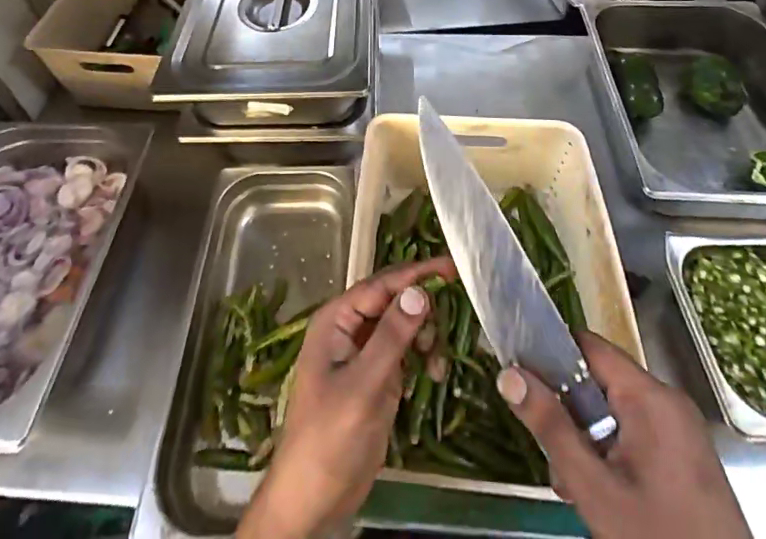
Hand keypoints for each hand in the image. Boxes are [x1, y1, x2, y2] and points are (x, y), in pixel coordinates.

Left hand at [238, 256, 455, 538]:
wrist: (313, 497)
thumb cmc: (329, 437)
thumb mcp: (363, 385)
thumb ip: (392, 336)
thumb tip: (420, 291)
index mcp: (336, 320)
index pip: (381, 285)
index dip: (417, 274)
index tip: (452, 268)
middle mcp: (349, 328)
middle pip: (394, 300)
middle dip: (424, 308)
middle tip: (450, 324)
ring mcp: (364, 353)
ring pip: (404, 324)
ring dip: (426, 336)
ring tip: (437, 362)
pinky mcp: (377, 375)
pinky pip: (406, 350)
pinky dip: (424, 356)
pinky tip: (435, 374)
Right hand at [497, 331, 751, 538]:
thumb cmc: (657, 536)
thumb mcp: (594, 486)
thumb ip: (550, 426)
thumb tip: (509, 375)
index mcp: (650, 396)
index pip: (588, 345)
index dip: (551, 354)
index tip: (522, 379)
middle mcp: (667, 400)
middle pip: (599, 381)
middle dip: (568, 414)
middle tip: (555, 459)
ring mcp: (680, 427)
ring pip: (614, 411)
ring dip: (587, 440)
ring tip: (578, 488)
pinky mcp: (685, 452)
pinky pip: (635, 433)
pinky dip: (611, 452)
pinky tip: (603, 493)